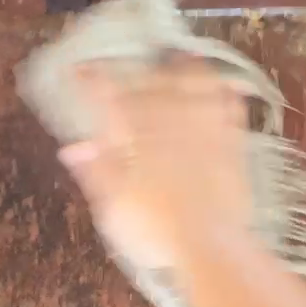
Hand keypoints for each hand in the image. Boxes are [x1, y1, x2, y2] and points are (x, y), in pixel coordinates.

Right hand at [58, 56, 253, 273]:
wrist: (209, 248)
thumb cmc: (154, 232)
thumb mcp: (114, 207)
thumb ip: (96, 172)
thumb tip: (73, 148)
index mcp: (133, 136)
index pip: (106, 96)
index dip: (91, 79)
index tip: (81, 70)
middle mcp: (168, 122)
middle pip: (149, 83)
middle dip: (134, 72)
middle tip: (127, 70)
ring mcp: (203, 130)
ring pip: (192, 85)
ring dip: (183, 70)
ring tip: (180, 57)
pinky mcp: (232, 144)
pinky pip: (228, 106)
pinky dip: (223, 91)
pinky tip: (224, 85)